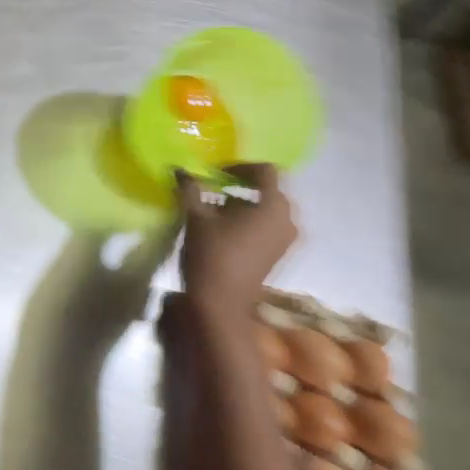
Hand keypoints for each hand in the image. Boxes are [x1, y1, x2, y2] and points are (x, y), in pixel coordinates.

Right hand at [175, 164, 296, 313]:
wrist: (220, 303)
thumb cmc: (211, 255)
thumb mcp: (197, 219)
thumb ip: (191, 190)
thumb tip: (181, 170)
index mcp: (273, 205)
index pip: (265, 171)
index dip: (239, 166)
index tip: (215, 174)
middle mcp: (288, 218)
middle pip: (269, 190)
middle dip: (242, 188)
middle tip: (213, 192)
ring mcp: (287, 239)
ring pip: (269, 210)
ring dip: (245, 206)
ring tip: (216, 214)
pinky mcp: (280, 254)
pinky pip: (269, 227)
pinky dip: (251, 222)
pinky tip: (226, 233)